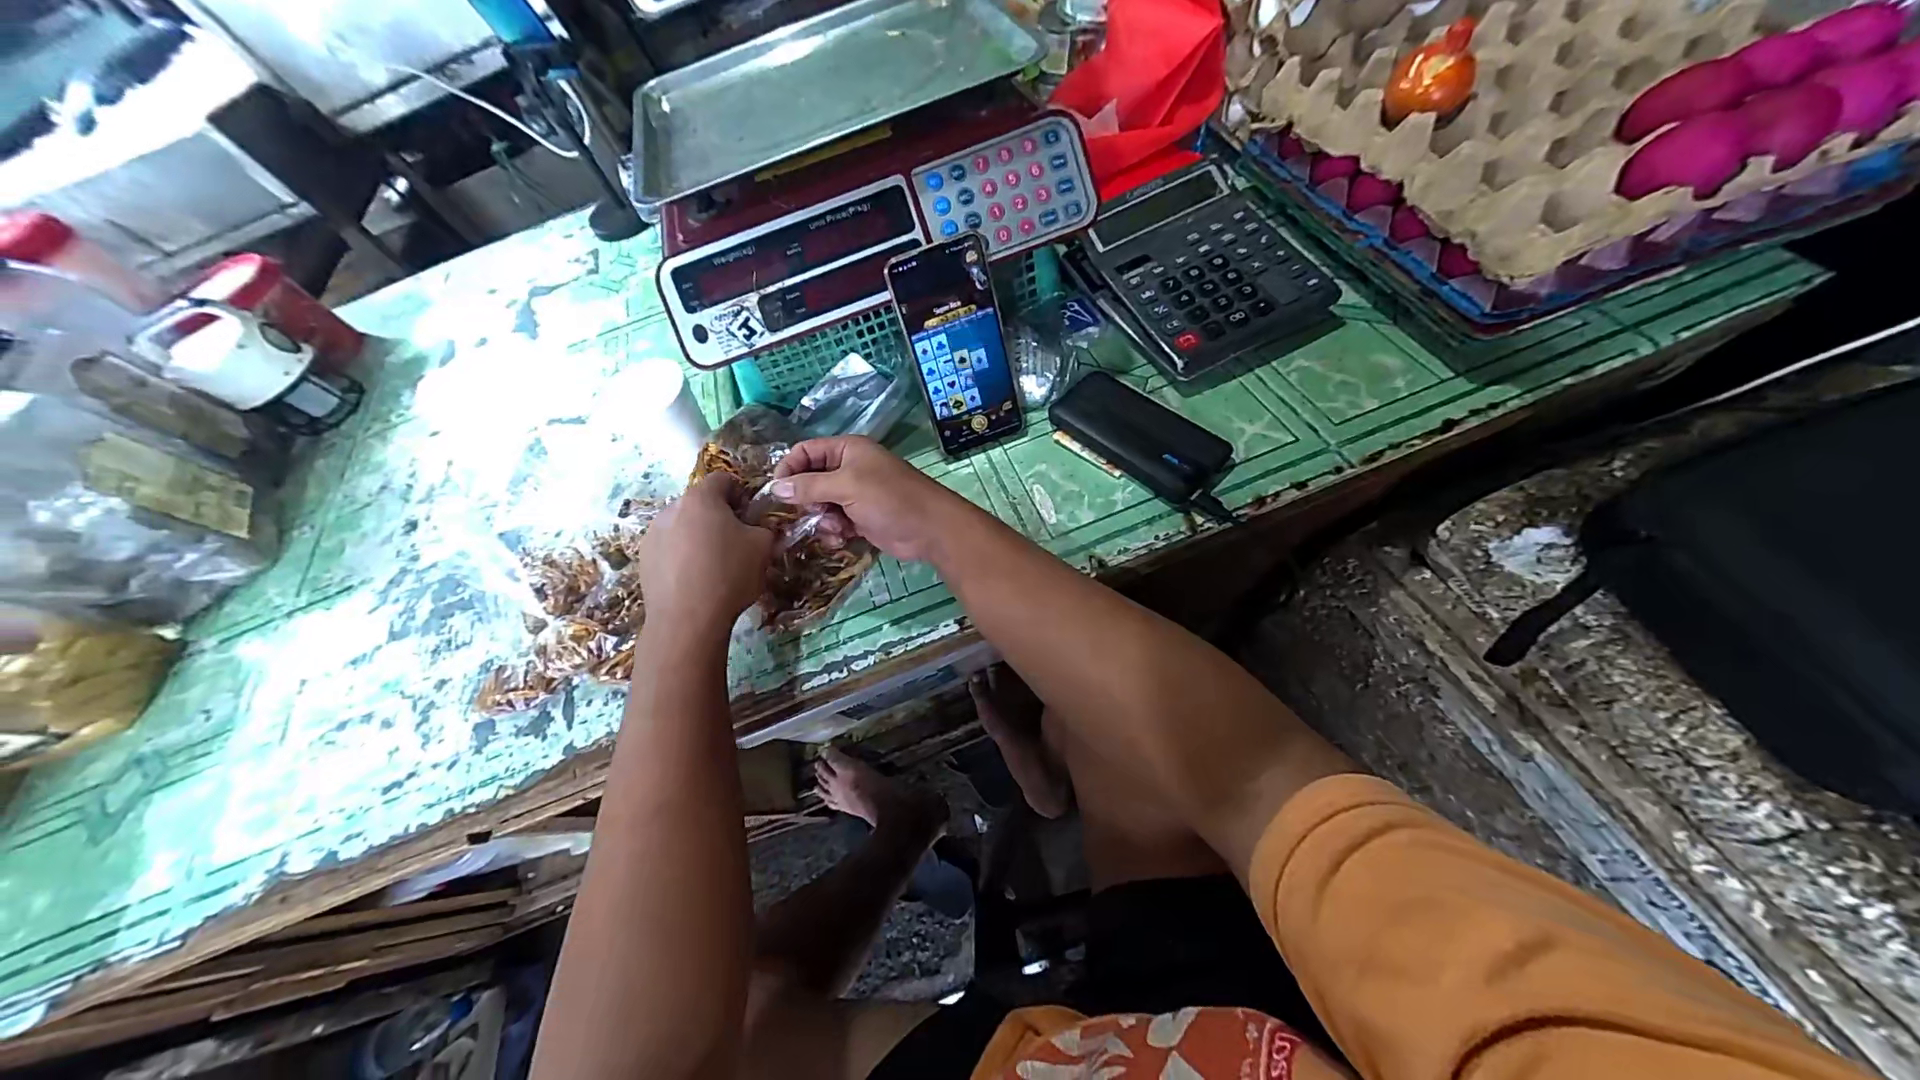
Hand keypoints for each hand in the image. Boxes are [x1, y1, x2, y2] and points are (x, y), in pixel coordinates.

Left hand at [639, 473, 774, 634]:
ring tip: (714, 565)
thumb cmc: (729, 574)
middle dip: (719, 517)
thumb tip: (760, 529)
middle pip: (700, 503)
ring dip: (699, 537)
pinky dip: (683, 557)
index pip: (723, 479)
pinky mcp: (644, 559)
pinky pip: (670, 549)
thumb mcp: (763, 548)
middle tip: (736, 542)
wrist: (687, 619)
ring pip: (683, 527)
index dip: (741, 493)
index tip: (750, 515)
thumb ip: (765, 528)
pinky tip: (696, 580)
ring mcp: (653, 535)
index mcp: (701, 498)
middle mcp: (671, 509)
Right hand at [769, 436, 973, 563]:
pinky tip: (843, 539)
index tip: (777, 492)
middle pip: (810, 481)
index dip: (789, 469)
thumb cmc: (890, 499)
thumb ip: (810, 486)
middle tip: (811, 515)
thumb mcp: (847, 487)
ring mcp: (855, 495)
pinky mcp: (860, 518)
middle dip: (808, 501)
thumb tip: (776, 488)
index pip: (805, 452)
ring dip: (822, 520)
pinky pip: (834, 523)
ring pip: (820, 506)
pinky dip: (834, 532)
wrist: (929, 529)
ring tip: (836, 529)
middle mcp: (849, 469)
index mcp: (846, 450)